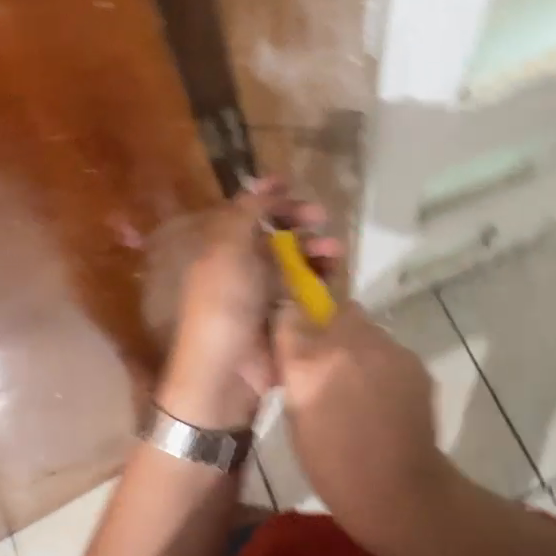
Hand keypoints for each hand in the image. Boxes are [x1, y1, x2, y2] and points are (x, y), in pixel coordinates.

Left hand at [157, 179, 340, 429]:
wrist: (227, 374)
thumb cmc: (221, 304)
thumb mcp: (226, 249)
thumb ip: (245, 212)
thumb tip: (261, 183)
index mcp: (223, 250)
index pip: (248, 213)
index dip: (267, 196)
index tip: (290, 181)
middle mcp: (245, 268)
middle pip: (277, 233)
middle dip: (299, 220)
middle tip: (321, 215)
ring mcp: (267, 294)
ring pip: (298, 260)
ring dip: (316, 247)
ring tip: (334, 249)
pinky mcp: (289, 318)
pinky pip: (310, 290)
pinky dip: (323, 277)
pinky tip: (334, 272)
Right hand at [272, 302, 458, 545]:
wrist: (398, 490)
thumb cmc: (333, 467)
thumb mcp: (295, 419)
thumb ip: (294, 373)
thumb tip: (295, 348)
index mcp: (306, 364)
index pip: (289, 315)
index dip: (291, 321)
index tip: (293, 334)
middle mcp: (345, 344)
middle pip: (334, 310)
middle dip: (330, 326)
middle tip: (330, 357)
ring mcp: (384, 348)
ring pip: (366, 327)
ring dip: (359, 345)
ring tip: (361, 381)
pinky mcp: (412, 358)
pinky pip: (389, 348)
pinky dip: (383, 363)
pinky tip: (385, 393)